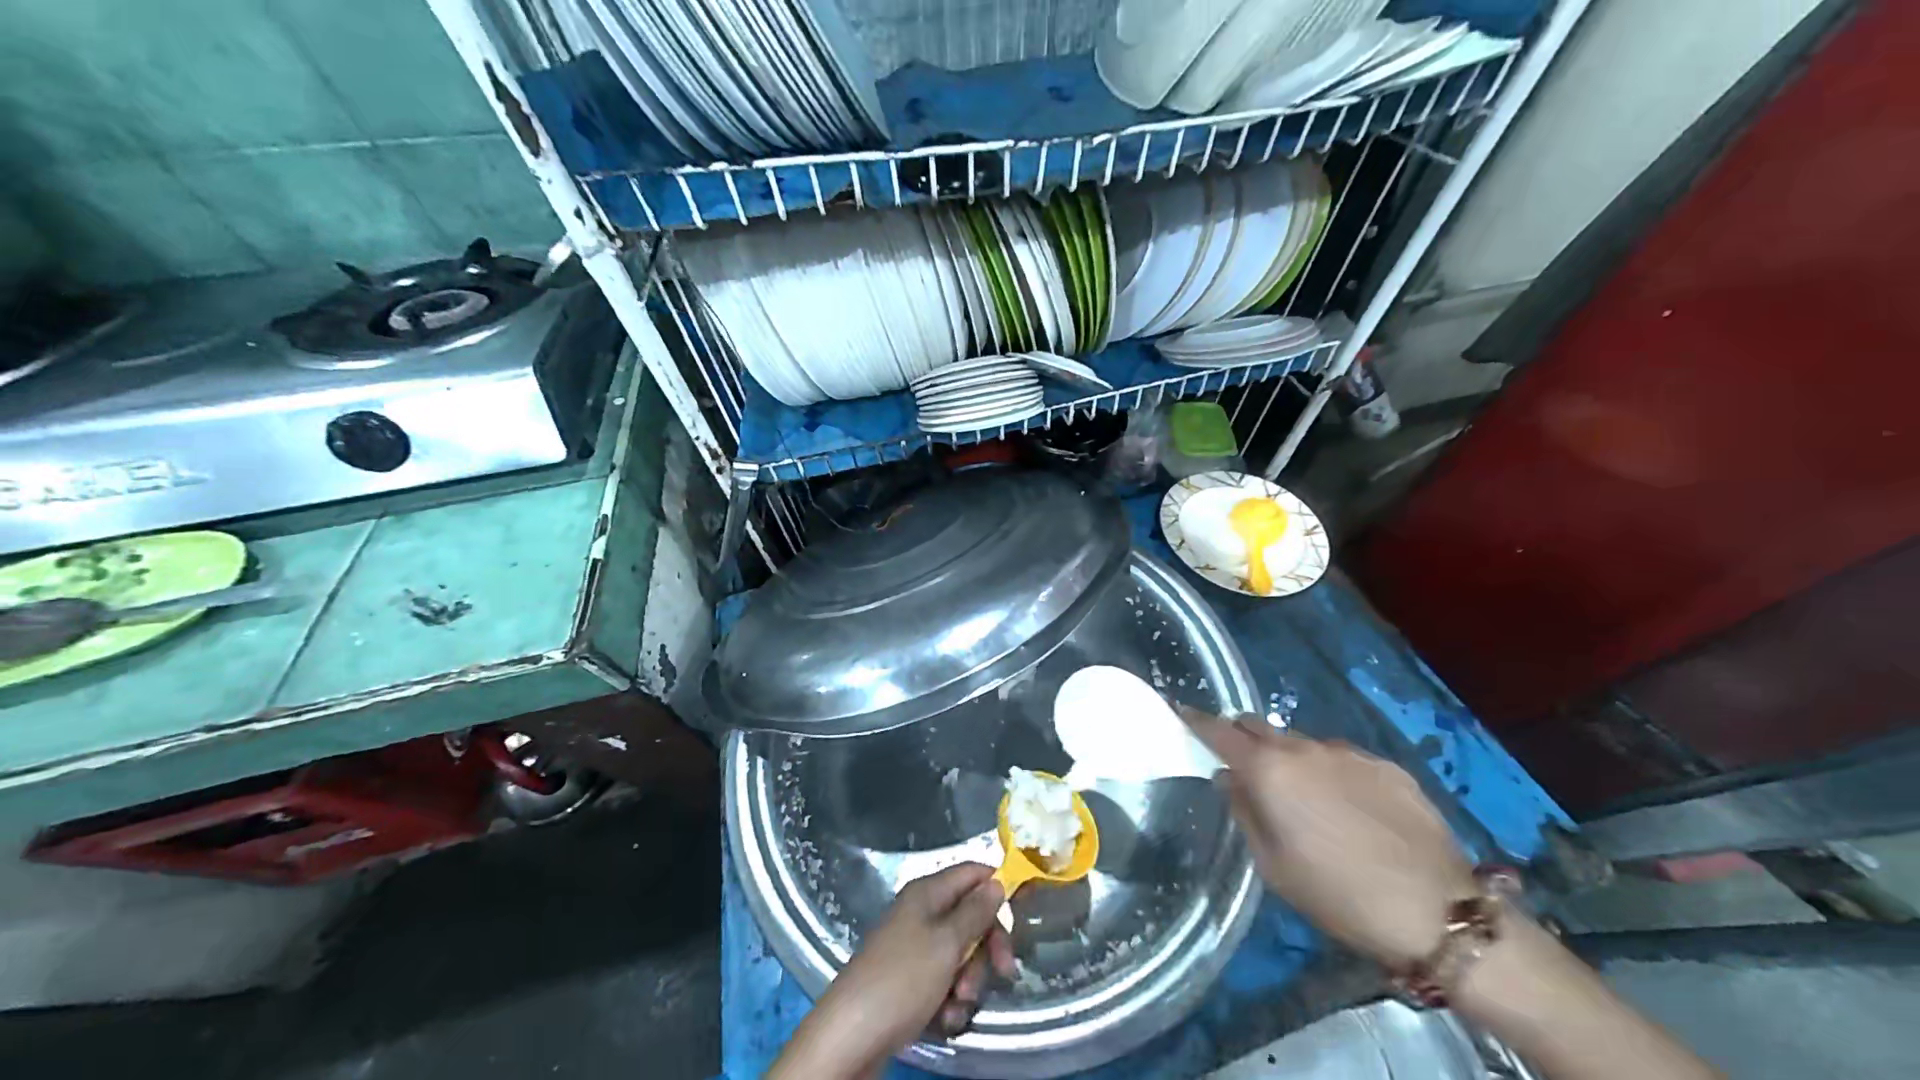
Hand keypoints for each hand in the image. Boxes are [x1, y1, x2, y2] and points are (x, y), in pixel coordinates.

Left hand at [770, 863, 1015, 1079]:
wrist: (852, 1035)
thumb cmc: (902, 979)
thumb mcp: (947, 943)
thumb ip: (975, 911)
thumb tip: (996, 880)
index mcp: (928, 893)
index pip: (972, 873)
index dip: (997, 887)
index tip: (1021, 912)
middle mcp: (922, 914)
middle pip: (971, 917)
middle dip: (987, 947)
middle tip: (1001, 972)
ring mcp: (915, 948)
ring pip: (961, 955)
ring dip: (970, 981)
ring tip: (959, 1002)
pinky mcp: (910, 981)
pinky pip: (944, 982)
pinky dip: (951, 1000)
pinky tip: (946, 1018)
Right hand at [1180, 708, 1477, 968]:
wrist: (1437, 911)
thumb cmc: (1338, 895)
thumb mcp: (1273, 866)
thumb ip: (1245, 812)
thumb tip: (1231, 779)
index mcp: (1269, 770)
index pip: (1220, 732)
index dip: (1197, 721)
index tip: (1181, 712)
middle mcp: (1305, 748)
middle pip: (1258, 726)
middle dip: (1242, 738)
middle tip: (1241, 764)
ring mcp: (1349, 753)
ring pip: (1303, 743)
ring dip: (1290, 758)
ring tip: (1303, 795)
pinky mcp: (1387, 765)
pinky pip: (1343, 759)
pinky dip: (1331, 772)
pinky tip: (1348, 807)